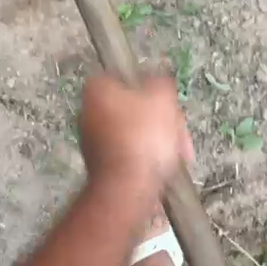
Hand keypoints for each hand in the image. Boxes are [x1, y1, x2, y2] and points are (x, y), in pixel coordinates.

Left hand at [77, 74, 192, 193]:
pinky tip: (165, 168)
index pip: (124, 77)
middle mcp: (87, 114)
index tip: (165, 101)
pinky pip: (130, 154)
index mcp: (96, 90)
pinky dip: (148, 159)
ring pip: (135, 132)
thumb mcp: (162, 97)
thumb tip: (157, 82)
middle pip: (134, 108)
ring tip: (178, 154)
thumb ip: (161, 82)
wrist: (128, 188)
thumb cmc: (143, 136)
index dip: (149, 88)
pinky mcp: (102, 167)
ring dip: (159, 140)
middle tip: (177, 132)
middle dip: (161, 120)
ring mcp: (93, 143)